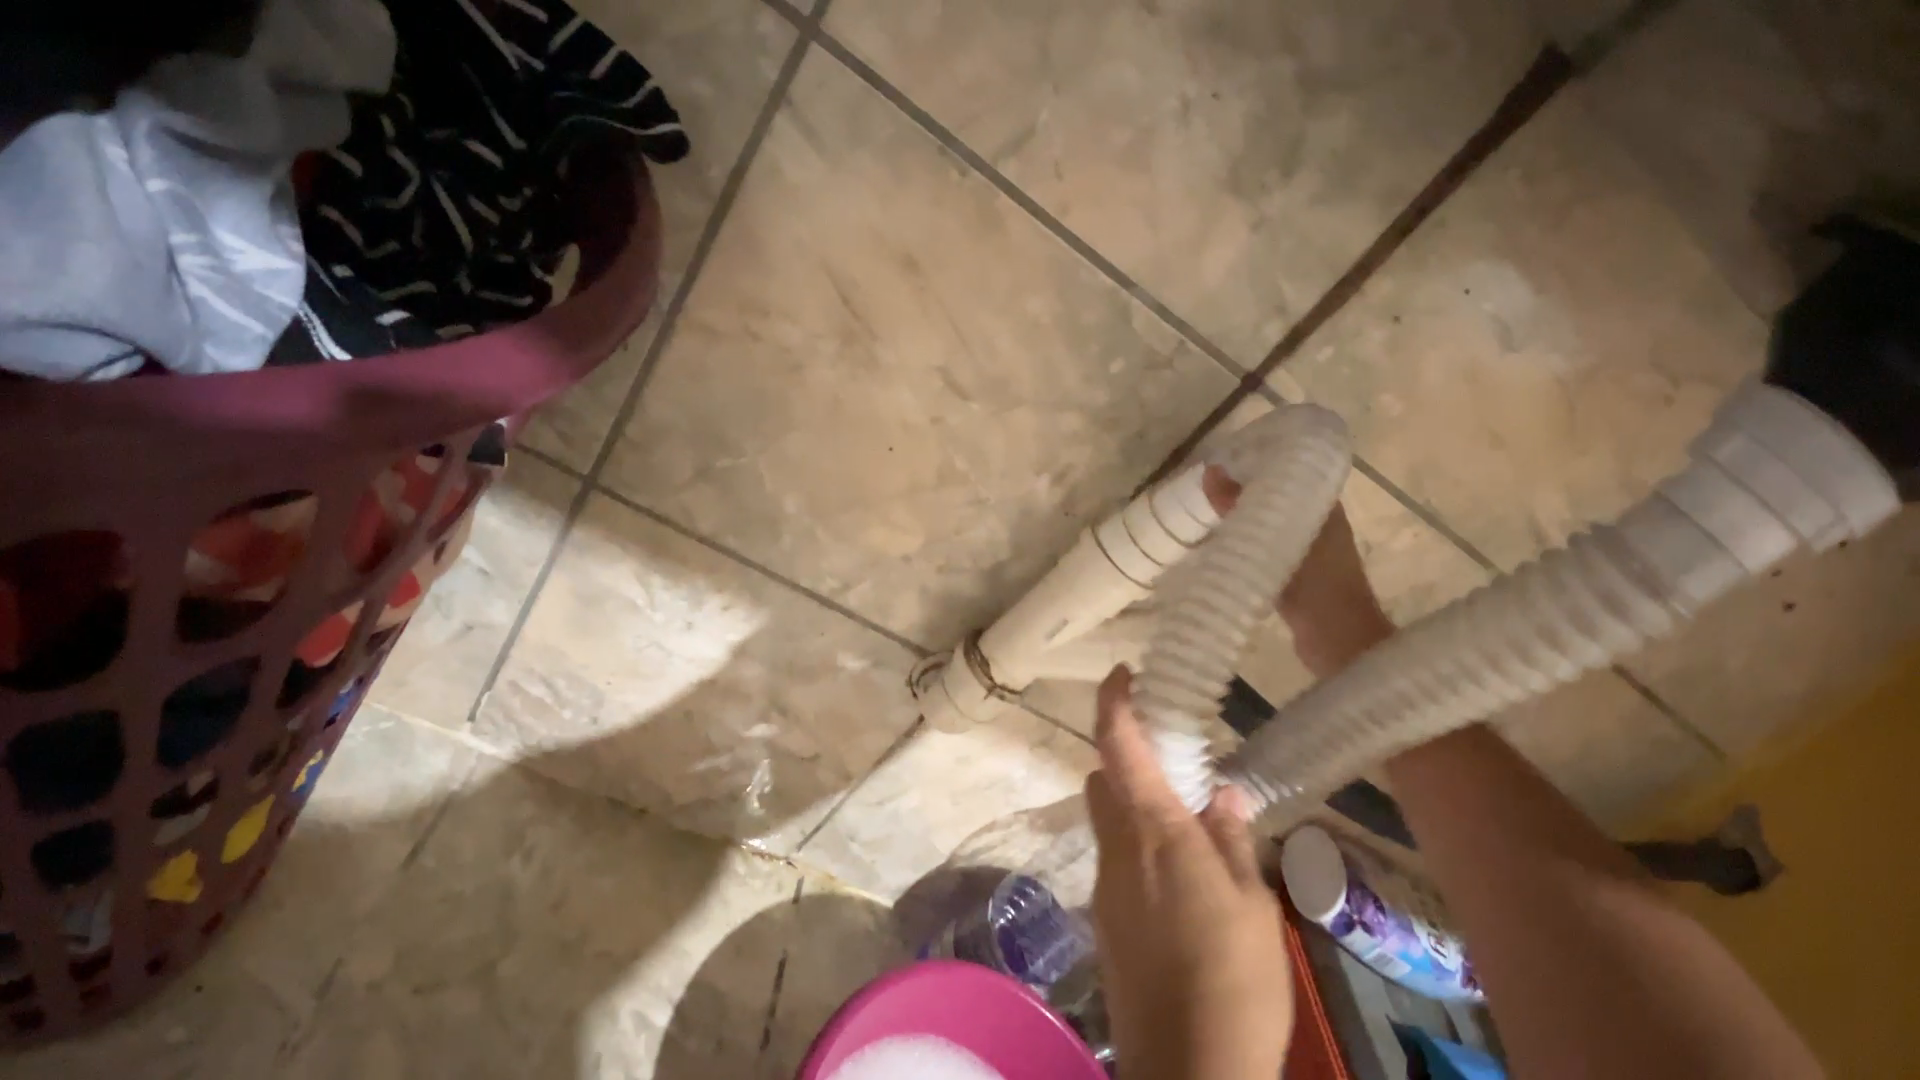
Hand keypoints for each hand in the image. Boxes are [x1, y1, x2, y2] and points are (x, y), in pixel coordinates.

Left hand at [1086, 666, 1292, 1079]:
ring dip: (1136, 810)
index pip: (1118, 747)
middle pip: (1103, 782)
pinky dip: (1139, 852)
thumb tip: (1221, 795)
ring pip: (1108, 824)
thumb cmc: (1236, 980)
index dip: (1113, 703)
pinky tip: (1183, 883)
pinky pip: (1116, 865)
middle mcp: (1117, 851)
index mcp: (1154, 832)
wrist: (1190, 1069)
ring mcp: (1104, 889)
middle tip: (1177, 766)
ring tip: (1191, 828)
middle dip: (1127, 762)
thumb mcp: (1254, 904)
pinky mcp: (1105, 923)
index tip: (1122, 673)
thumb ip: (1232, 841)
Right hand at [1203, 464, 1393, 676]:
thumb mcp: (1276, 541)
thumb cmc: (1318, 586)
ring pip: (1270, 524)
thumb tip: (1211, 471)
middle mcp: (1318, 524)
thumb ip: (1243, 509)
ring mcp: (1308, 552)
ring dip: (1245, 518)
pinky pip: (1265, 550)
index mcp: (1324, 507)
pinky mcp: (1294, 578)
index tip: (1228, 453)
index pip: (1294, 469)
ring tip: (1207, 507)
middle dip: (1247, 489)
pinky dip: (1246, 544)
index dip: (1264, 459)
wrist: (1339, 642)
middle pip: (1279, 497)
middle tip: (1208, 481)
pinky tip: (1219, 543)